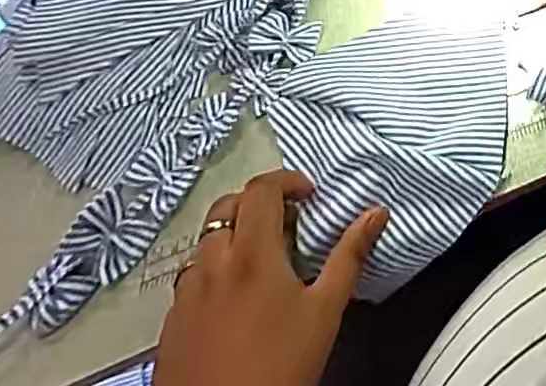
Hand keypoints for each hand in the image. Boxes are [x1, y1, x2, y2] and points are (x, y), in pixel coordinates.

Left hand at [155, 170, 387, 385]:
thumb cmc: (280, 364)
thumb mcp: (326, 309)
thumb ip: (350, 254)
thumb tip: (377, 212)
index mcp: (251, 253)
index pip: (260, 190)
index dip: (286, 181)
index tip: (309, 196)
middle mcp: (212, 266)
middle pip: (225, 207)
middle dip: (257, 201)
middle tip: (286, 219)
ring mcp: (185, 298)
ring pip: (203, 243)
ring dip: (232, 235)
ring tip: (261, 257)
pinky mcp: (168, 328)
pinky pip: (189, 280)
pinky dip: (213, 269)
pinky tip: (234, 298)